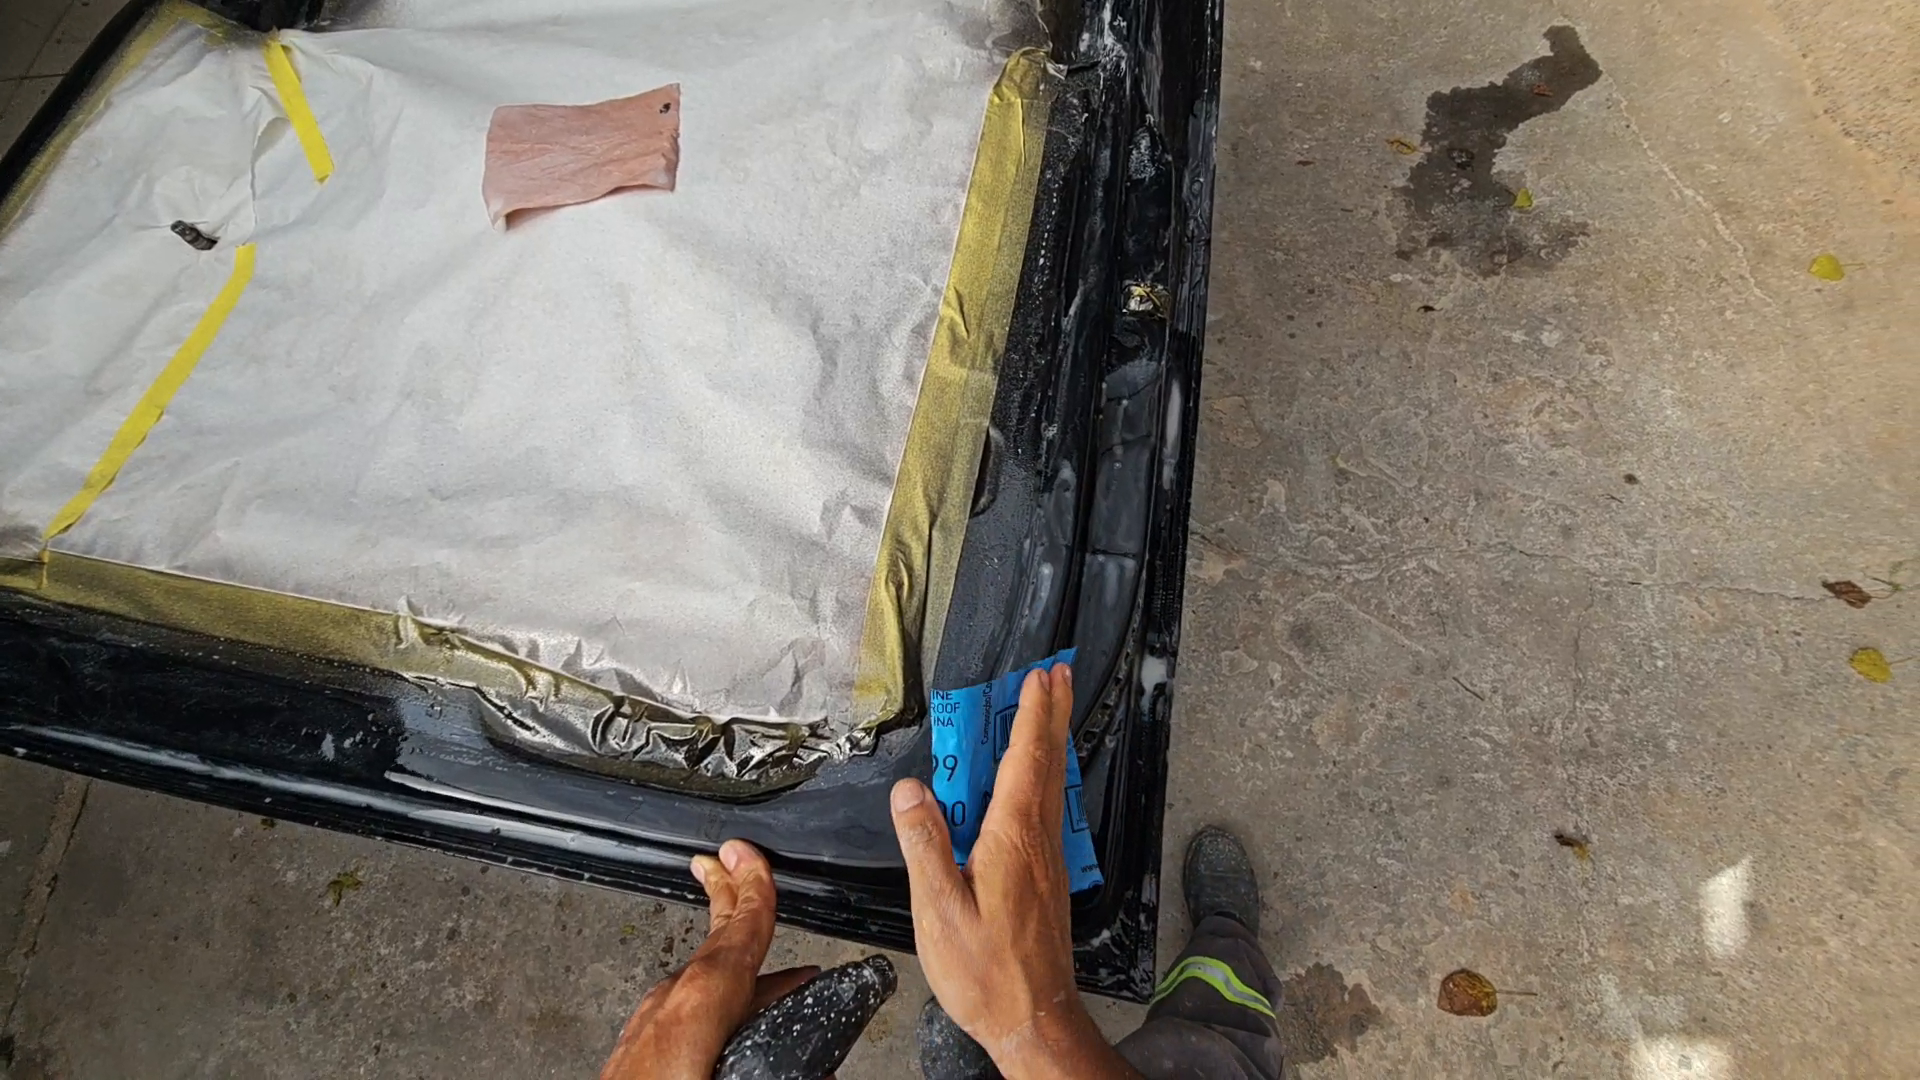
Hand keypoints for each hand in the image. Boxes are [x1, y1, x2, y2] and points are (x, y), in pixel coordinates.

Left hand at [601, 840, 817, 1079]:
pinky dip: (710, 989)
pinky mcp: (636, 1060)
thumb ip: (786, 1064)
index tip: (752, 856)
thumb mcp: (744, 1074)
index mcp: (696, 1016)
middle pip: (710, 943)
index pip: (736, 937)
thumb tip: (826, 1066)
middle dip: (727, 895)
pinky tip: (724, 1009)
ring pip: (694, 976)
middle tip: (733, 858)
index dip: (753, 892)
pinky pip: (681, 1008)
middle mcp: (665, 1017)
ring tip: (755, 941)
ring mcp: (644, 1039)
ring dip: (726, 947)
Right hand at [891, 664, 1139, 1078]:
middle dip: (1051, 711)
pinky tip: (1040, 770)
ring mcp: (1047, 853)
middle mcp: (1036, 837)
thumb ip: (925, 846)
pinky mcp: (1048, 869)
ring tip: (1051, 705)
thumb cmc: (985, 970)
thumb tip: (909, 790)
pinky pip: (1048, 802)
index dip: (1030, 715)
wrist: (1034, 1017)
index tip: (1036, 678)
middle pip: (1046, 760)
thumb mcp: (939, 911)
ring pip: (1051, 779)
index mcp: (1011, 838)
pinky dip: (1047, 769)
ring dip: (1052, 735)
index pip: (1023, 760)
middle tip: (1057, 672)